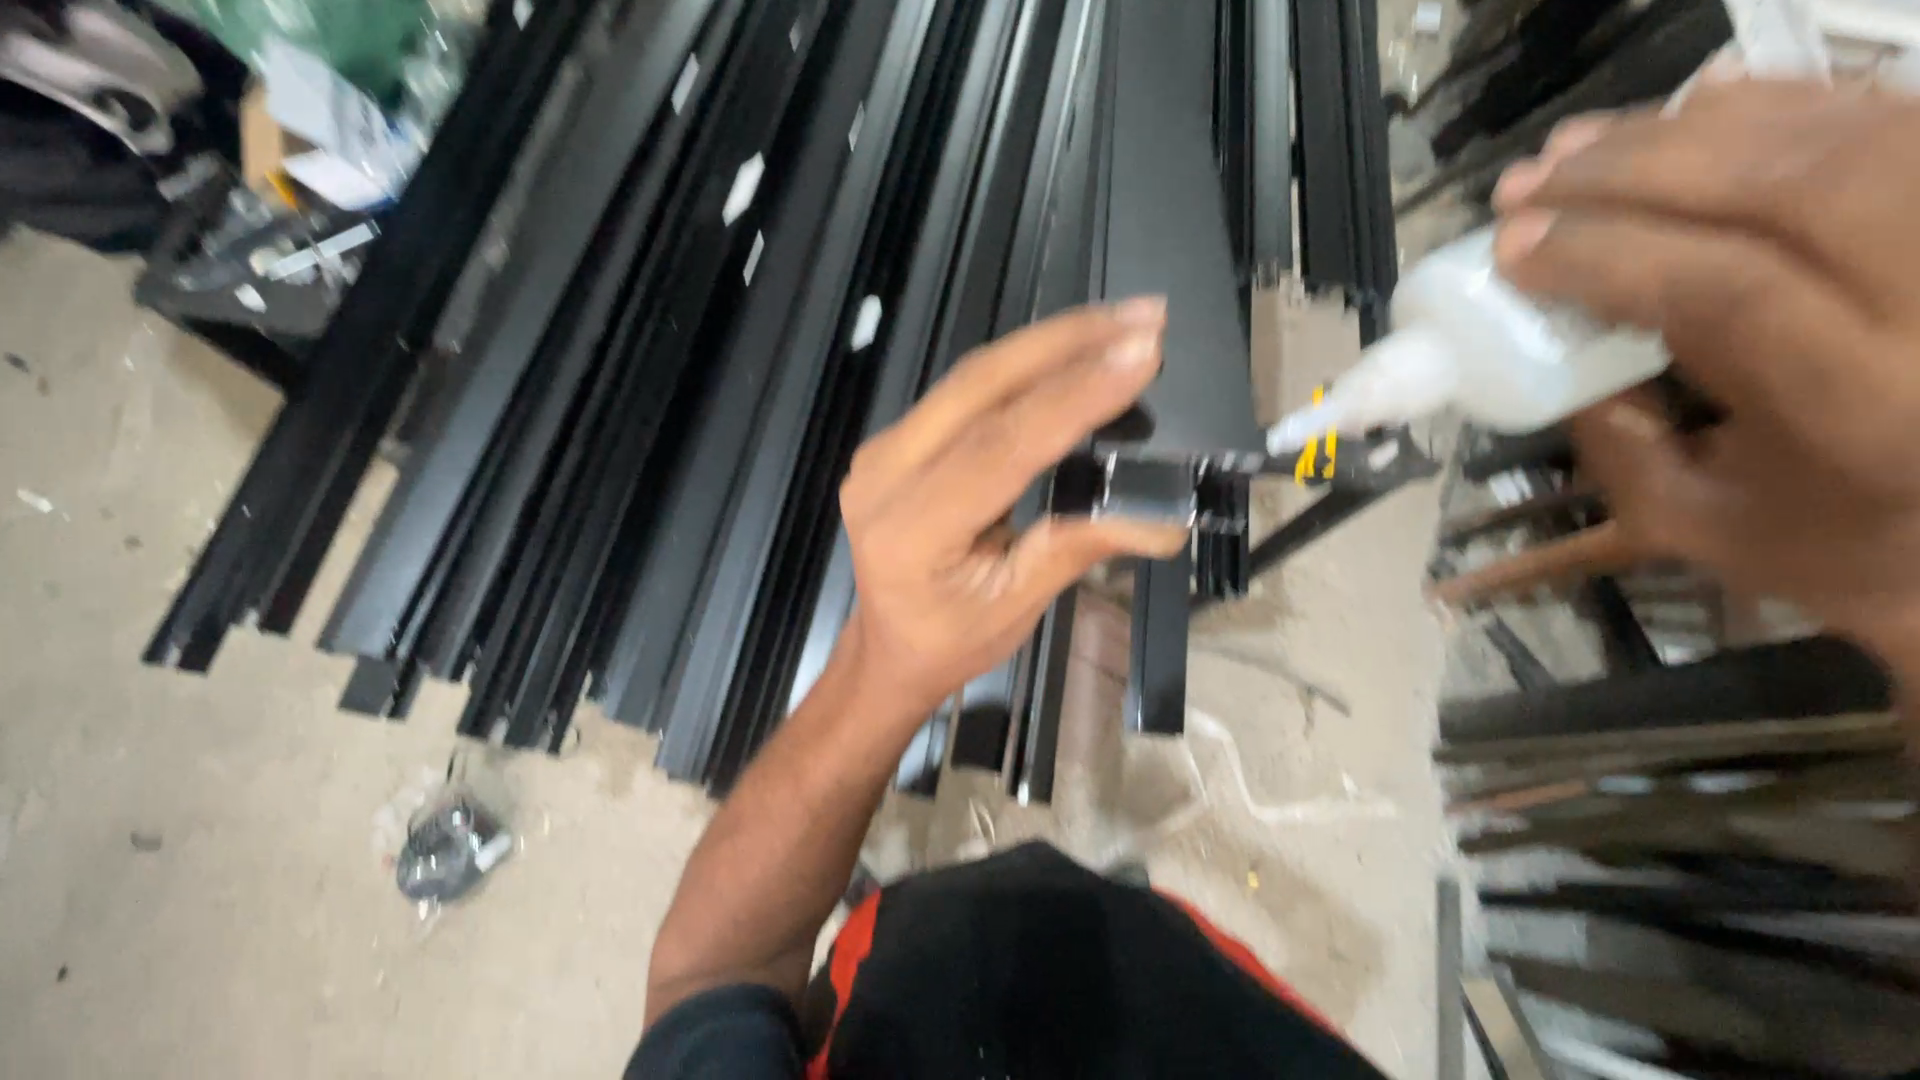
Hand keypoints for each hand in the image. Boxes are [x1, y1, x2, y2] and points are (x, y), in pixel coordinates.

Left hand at [835, 298, 1187, 713]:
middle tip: (1145, 316)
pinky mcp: (899, 437)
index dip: (1072, 398)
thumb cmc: (949, 639)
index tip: (1139, 355)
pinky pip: (966, 388)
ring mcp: (885, 448)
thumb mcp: (1013, 608)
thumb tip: (1164, 520)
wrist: (888, 645)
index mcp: (910, 529)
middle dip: (1066, 343)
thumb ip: (1074, 549)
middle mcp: (884, 473)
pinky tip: (1074, 347)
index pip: (998, 448)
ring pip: (972, 376)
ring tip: (1123, 321)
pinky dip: (1025, 362)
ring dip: (1050, 342)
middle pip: (979, 387)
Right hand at [1490, 83, 1919, 670]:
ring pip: (1840, 135)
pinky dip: (1775, 104)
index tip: (1510, 248)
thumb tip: (1553, 336)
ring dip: (1684, 132)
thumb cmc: (1828, 541)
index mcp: (1872, 410)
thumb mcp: (1691, 519)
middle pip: (1790, 188)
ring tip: (1575, 148)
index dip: (1604, 255)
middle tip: (1527, 182)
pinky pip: (1887, 115)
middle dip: (1632, 173)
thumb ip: (1612, 440)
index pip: (1727, 291)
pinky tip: (1685, 112)